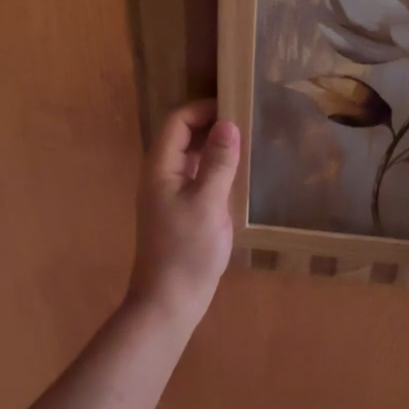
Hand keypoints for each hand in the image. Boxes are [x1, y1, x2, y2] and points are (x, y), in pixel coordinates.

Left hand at [130, 100, 239, 321]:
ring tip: (248, 144)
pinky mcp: (180, 213)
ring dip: (215, 148)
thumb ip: (218, 162)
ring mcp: (169, 196)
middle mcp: (160, 176)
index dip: (203, 109)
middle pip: (182, 137)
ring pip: (191, 159)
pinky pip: (197, 179)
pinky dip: (215, 171)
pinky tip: (239, 178)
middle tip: (247, 122)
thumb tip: (229, 123)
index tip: (236, 107)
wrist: (168, 302)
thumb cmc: (187, 250)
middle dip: (211, 125)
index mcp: (160, 167)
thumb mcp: (208, 202)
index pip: (177, 121)